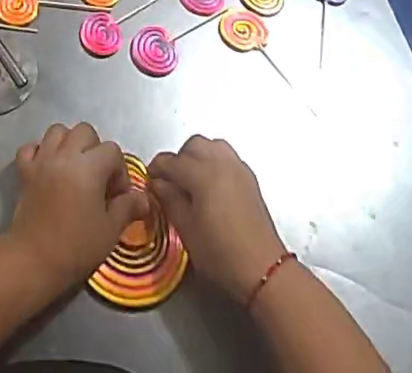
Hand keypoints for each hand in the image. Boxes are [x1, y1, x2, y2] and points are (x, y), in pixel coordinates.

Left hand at [9, 122, 148, 288]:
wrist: (30, 265)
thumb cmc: (74, 248)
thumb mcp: (110, 230)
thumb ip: (128, 208)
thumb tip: (142, 200)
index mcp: (90, 166)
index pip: (112, 151)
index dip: (119, 171)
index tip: (117, 197)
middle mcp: (66, 156)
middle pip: (85, 132)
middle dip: (95, 149)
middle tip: (97, 177)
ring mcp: (42, 162)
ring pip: (57, 132)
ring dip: (68, 143)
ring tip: (73, 166)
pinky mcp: (24, 174)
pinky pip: (29, 149)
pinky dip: (38, 152)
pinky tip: (47, 168)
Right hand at [148, 136, 286, 302]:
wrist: (262, 266)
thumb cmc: (220, 254)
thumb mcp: (187, 231)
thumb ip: (170, 201)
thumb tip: (159, 184)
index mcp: (203, 175)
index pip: (172, 160)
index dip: (156, 167)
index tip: (149, 178)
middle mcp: (222, 163)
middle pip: (194, 144)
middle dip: (178, 158)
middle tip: (169, 180)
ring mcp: (238, 167)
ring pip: (213, 145)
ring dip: (198, 156)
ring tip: (189, 181)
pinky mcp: (249, 176)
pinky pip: (227, 156)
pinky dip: (214, 161)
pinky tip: (210, 186)